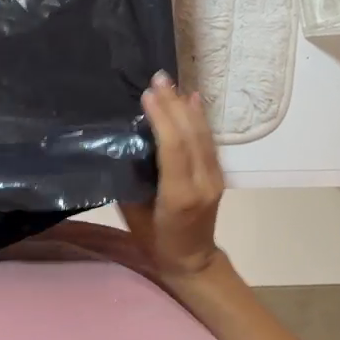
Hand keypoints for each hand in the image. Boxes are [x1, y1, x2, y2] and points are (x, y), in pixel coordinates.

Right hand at [122, 72, 224, 281]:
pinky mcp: (218, 175)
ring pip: (202, 135)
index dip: (162, 118)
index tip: (148, 95)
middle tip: (158, 78)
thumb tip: (121, 146)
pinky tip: (193, 99)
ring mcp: (214, 178)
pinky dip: (200, 118)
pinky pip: (209, 142)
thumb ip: (131, 180)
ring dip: (187, 106)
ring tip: (172, 84)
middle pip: (190, 135)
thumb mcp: (134, 214)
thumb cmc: (155, 240)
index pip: (173, 148)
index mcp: (178, 196)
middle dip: (174, 104)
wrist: (192, 260)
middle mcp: (201, 183)